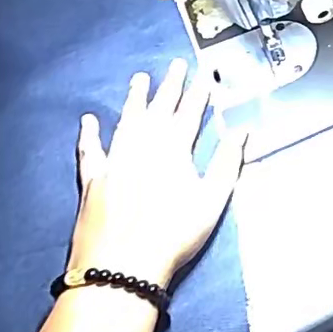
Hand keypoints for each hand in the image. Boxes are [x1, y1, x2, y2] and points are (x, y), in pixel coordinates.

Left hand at [69, 59, 247, 284]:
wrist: (123, 266)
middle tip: (175, 65)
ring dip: (135, 99)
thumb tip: (243, 131)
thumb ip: (228, 161)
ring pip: (127, 121)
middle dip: (170, 86)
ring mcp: (115, 161)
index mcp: (174, 151)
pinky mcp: (93, 180)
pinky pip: (90, 150)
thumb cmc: (175, 233)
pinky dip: (90, 134)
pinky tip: (89, 121)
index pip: (189, 113)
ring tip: (140, 79)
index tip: (203, 75)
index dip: (198, 93)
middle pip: (158, 110)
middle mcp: (143, 148)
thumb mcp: (213, 198)